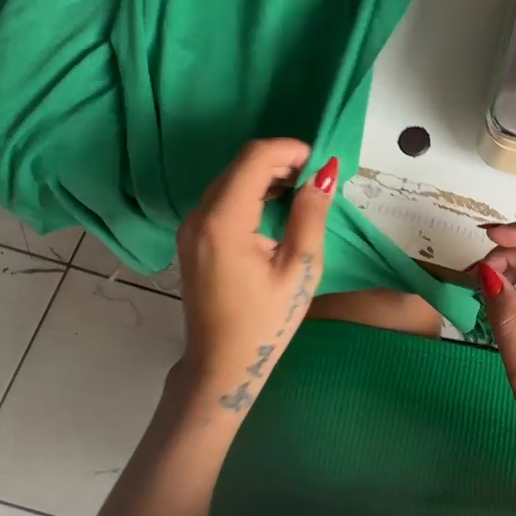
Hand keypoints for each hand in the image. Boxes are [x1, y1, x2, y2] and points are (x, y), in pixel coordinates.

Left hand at [176, 139, 333, 413]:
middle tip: (316, 180)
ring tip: (301, 194)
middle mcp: (199, 215)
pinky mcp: (192, 236)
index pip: (255, 158)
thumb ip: (311, 214)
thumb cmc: (266, 322)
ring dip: (266, 175)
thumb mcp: (300, 268)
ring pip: (231, 177)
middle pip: (241, 164)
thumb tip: (325, 172)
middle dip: (281, 161)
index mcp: (224, 222)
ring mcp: (191, 225)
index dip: (290, 150)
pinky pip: (223, 196)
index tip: (321, 164)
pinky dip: (251, 191)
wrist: (221, 365)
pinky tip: (275, 208)